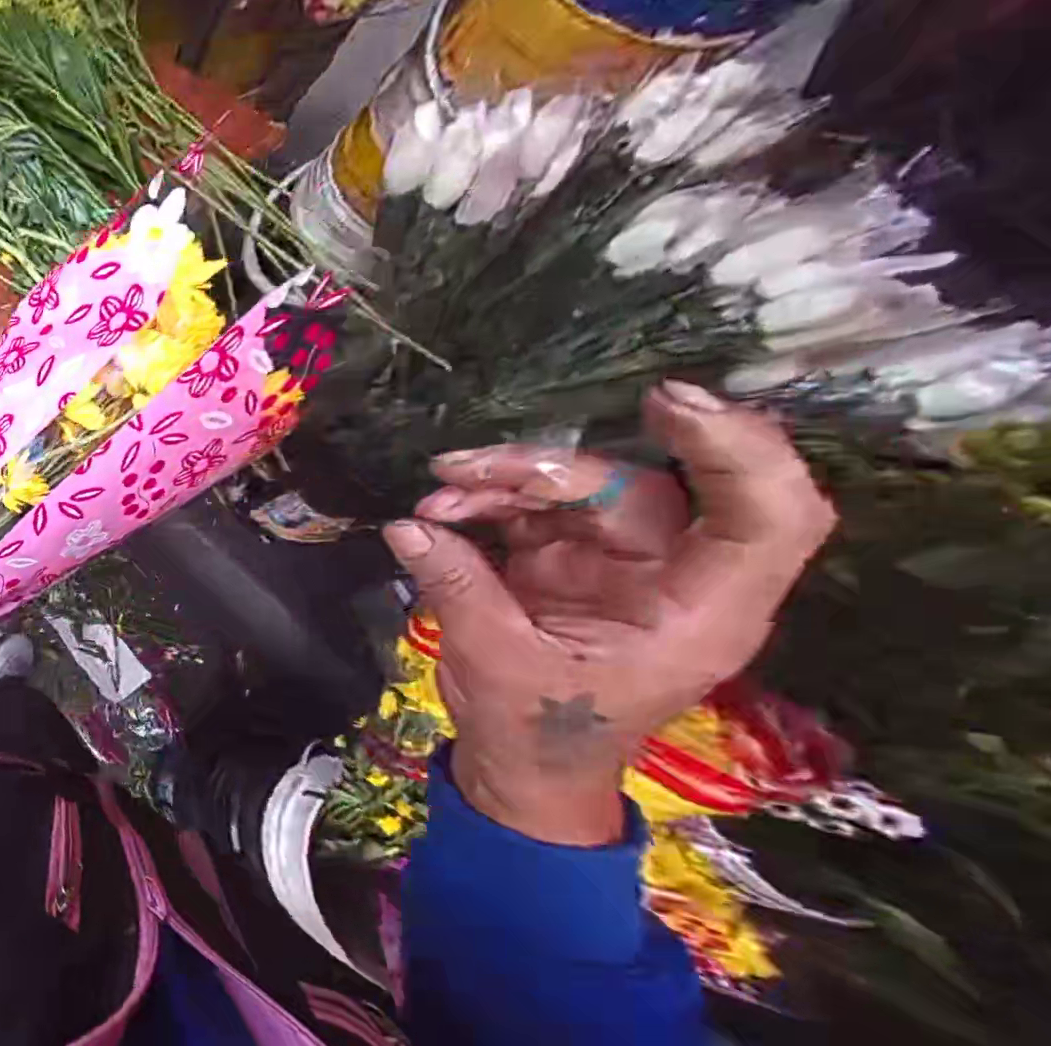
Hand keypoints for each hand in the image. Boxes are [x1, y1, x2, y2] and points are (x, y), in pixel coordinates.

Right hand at [383, 382, 835, 844]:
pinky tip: (442, 514)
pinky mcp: (569, 559)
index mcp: (696, 613)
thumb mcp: (495, 662)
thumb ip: (458, 587)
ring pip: (578, 489)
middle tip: (458, 472)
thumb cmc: (537, 732)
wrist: (521, 767)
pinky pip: (534, 509)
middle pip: (632, 488)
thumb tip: (406, 527)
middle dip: (540, 471)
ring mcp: (617, 563)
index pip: (763, 517)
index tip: (664, 402)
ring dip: (501, 485)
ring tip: (437, 500)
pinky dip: (486, 504)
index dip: (734, 451)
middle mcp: (670, 575)